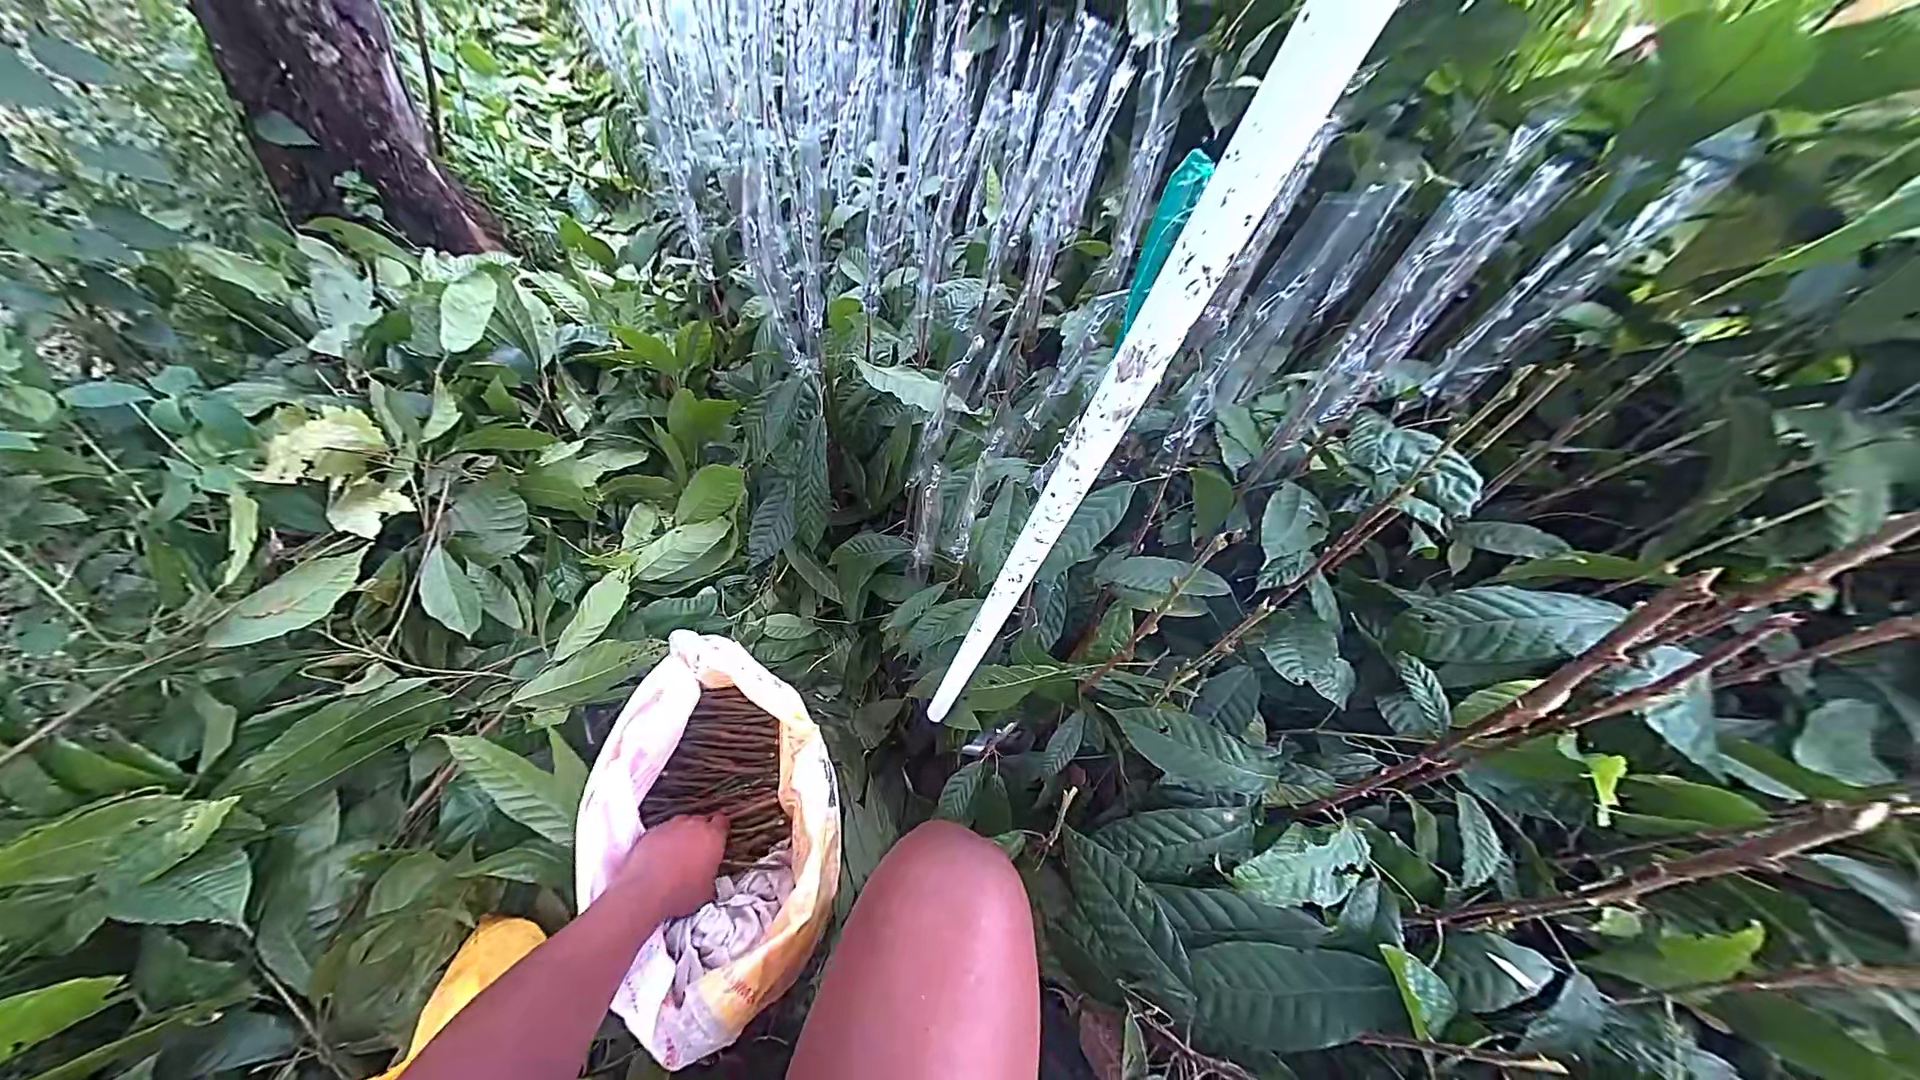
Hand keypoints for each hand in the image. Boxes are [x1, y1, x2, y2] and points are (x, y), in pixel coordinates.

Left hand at [614, 813, 727, 917]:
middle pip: (701, 820)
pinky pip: (662, 831)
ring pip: (681, 824)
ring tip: (676, 853)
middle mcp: (694, 825)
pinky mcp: (652, 832)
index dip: (720, 829)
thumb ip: (711, 878)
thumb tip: (708, 882)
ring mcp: (672, 826)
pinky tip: (659, 855)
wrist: (645, 892)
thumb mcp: (705, 891)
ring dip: (681, 834)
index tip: (717, 837)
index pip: (722, 822)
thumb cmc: (679, 892)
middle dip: (700, 832)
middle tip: (696, 850)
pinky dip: (663, 840)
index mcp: (713, 837)